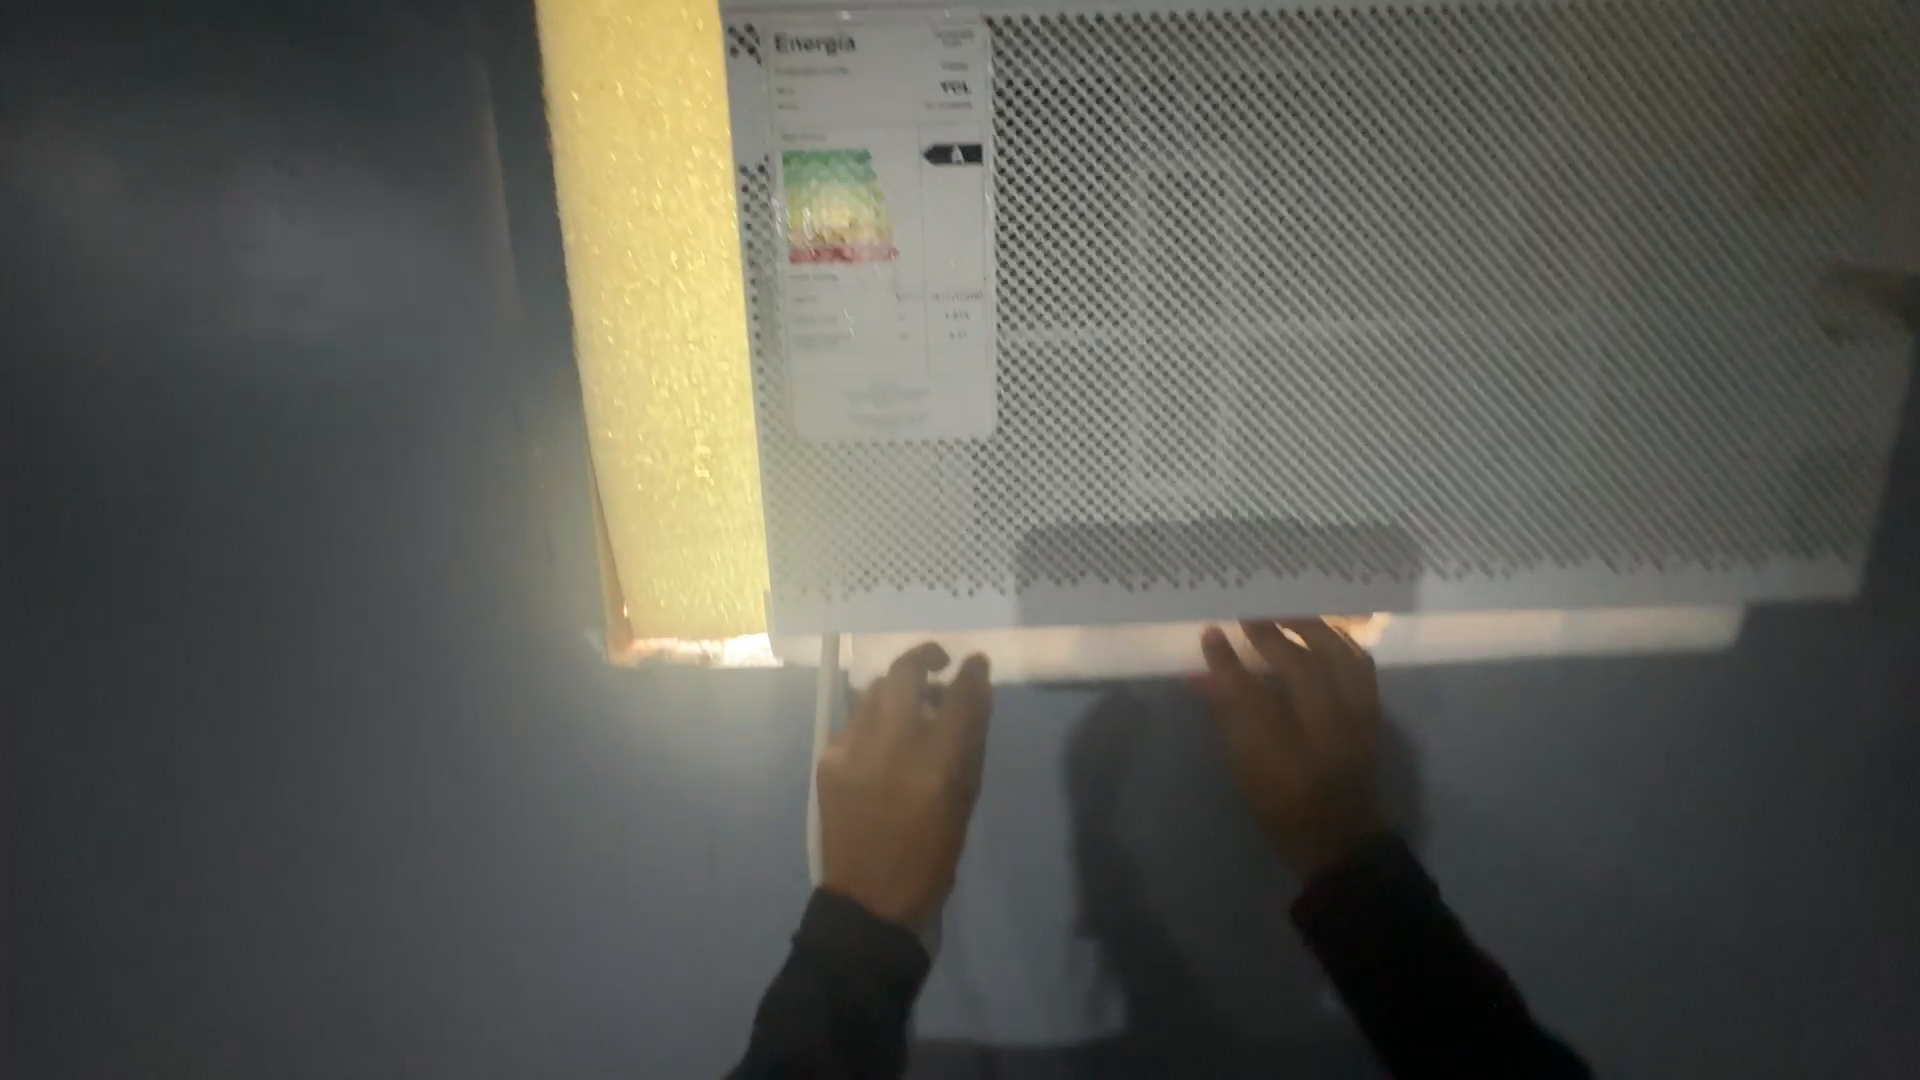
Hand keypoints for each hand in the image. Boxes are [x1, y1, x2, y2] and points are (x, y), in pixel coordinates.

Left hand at [818, 643, 993, 929]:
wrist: (869, 899)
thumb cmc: (932, 855)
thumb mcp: (965, 799)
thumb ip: (969, 742)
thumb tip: (973, 694)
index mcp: (936, 763)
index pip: (959, 695)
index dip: (971, 672)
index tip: (974, 662)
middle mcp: (892, 745)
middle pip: (905, 672)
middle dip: (924, 656)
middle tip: (937, 663)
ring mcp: (853, 748)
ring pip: (875, 690)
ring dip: (897, 688)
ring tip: (909, 704)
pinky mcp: (828, 758)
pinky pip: (855, 719)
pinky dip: (873, 720)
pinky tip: (881, 740)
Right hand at [1196, 619, 1386, 880]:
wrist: (1339, 841)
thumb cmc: (1282, 805)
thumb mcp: (1244, 765)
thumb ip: (1226, 714)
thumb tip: (1201, 674)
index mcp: (1295, 745)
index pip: (1251, 694)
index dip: (1230, 660)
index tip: (1211, 632)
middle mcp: (1334, 725)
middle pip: (1309, 663)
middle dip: (1279, 631)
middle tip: (1253, 612)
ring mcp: (1360, 719)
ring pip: (1344, 657)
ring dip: (1315, 630)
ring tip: (1290, 616)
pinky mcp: (1374, 717)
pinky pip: (1359, 667)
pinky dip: (1339, 645)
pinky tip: (1321, 639)